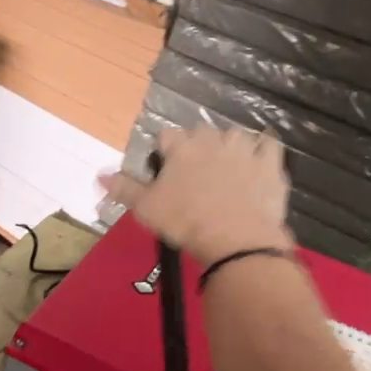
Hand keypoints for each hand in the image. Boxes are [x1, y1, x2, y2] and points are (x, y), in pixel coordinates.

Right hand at [102, 127, 293, 265]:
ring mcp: (245, 149)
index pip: (165, 135)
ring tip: (223, 169)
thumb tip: (98, 175)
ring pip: (234, 136)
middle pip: (200, 132)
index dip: (162, 151)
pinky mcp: (271, 163)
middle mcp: (213, 139)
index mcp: (181, 147)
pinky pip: (268, 145)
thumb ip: (123, 188)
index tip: (162, 170)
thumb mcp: (145, 208)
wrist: (236, 238)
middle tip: (191, 175)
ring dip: (227, 146)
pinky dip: (261, 150)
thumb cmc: (184, 221)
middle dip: (195, 147)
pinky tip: (256, 161)